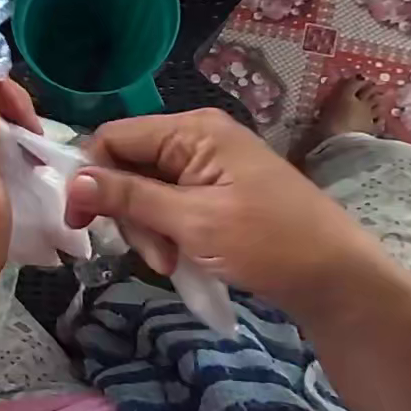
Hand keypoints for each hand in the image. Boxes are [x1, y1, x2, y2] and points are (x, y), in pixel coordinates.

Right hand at [63, 108, 389, 315]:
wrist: (336, 278)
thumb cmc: (269, 243)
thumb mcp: (192, 222)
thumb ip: (130, 197)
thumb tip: (74, 181)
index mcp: (192, 131)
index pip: (114, 137)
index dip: (90, 176)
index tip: (80, 222)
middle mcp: (195, 139)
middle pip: (128, 165)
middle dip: (128, 212)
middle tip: (150, 254)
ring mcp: (206, 165)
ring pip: (145, 190)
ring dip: (146, 229)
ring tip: (170, 262)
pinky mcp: (213, 191)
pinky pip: (168, 204)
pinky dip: (165, 232)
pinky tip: (181, 258)